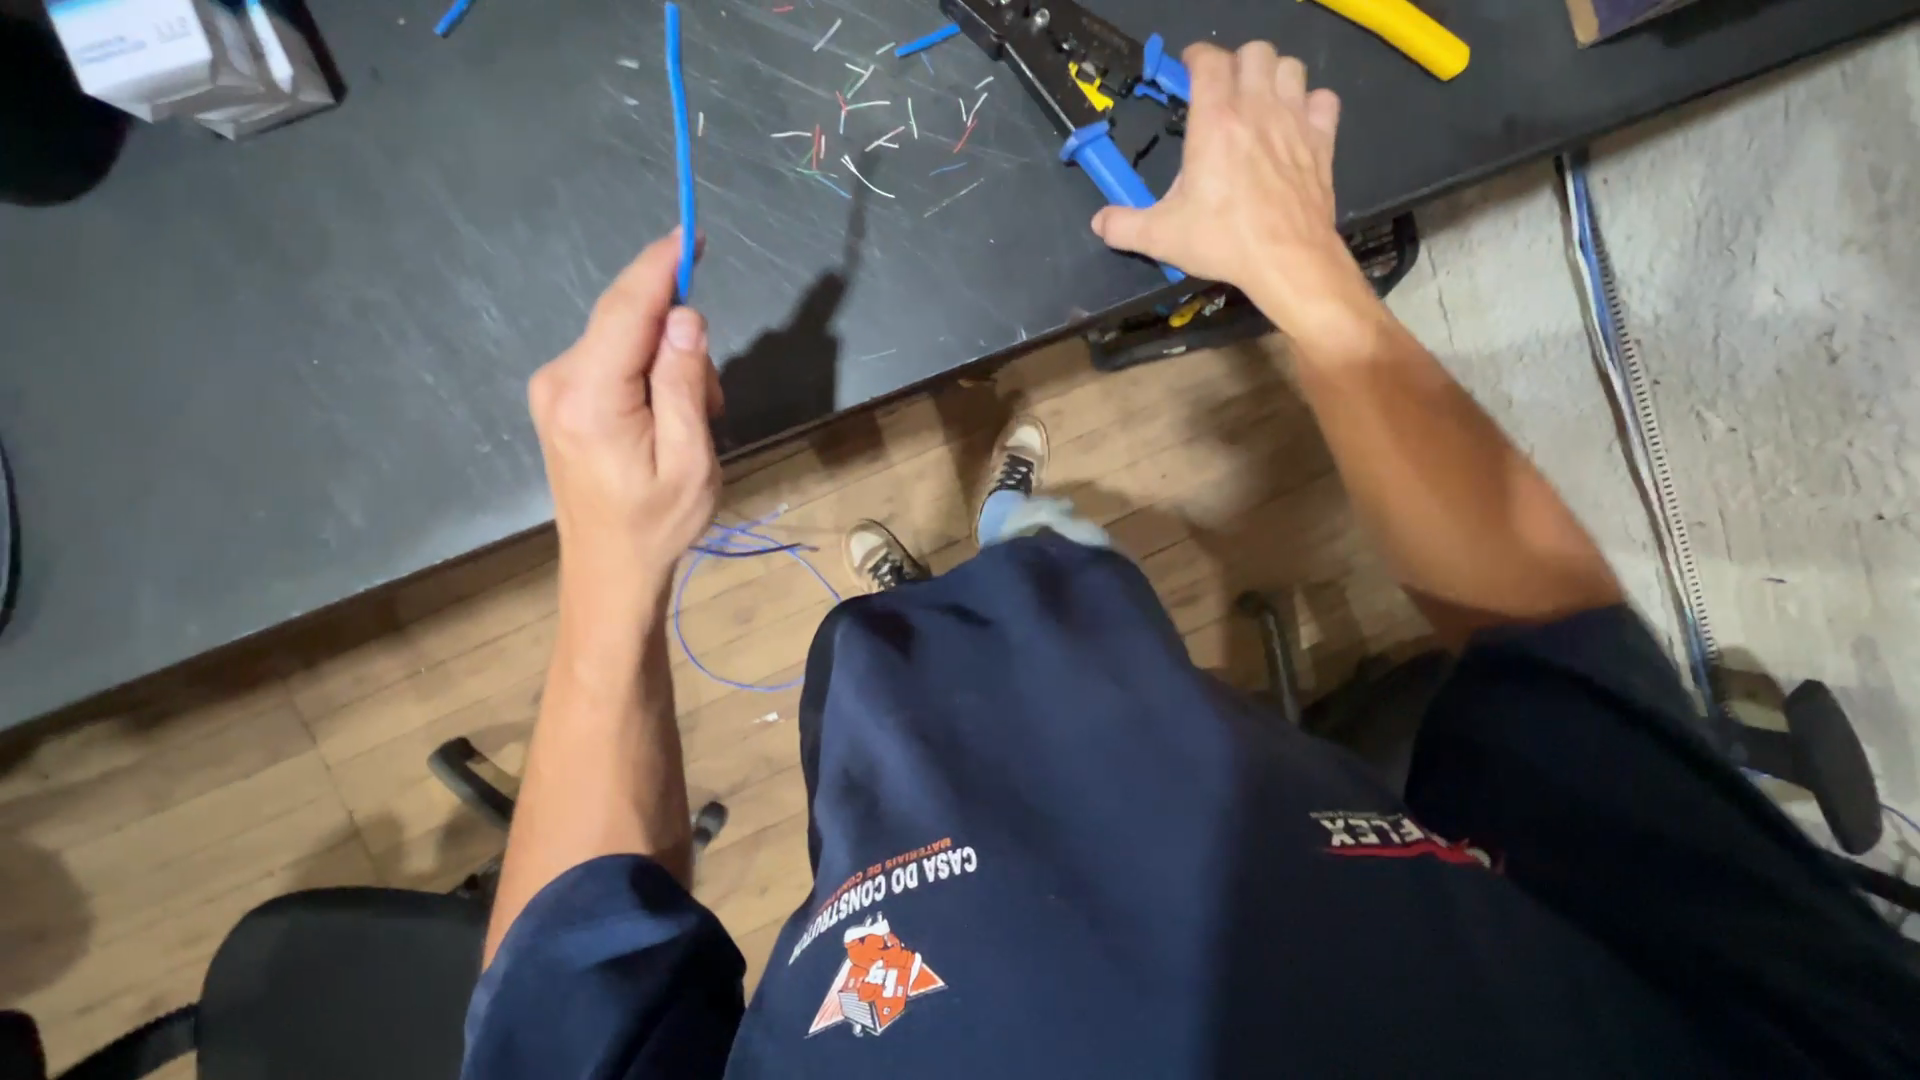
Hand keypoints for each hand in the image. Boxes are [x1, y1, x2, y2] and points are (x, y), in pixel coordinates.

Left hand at [528, 229, 721, 615]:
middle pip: (625, 318)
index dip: (661, 267)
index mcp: (592, 397)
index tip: (691, 233)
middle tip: (713, 398)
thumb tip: (687, 319)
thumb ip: (687, 386)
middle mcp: (560, 380)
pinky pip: (613, 358)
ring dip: (668, 362)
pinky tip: (668, 416)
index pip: (628, 309)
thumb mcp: (691, 462)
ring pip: (623, 338)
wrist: (608, 569)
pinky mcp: (560, 396)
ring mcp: (554, 387)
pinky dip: (649, 373)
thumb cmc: (657, 525)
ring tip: (695, 422)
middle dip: (678, 335)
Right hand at [1092, 43, 1382, 352]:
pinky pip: (1324, 100)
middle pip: (1254, 53)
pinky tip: (1296, 123)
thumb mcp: (1160, 237)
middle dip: (1236, 63)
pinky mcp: (1322, 141)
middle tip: (1224, 89)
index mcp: (1214, 122)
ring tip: (1259, 100)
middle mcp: (1257, 109)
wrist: (1286, 259)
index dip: (1196, 57)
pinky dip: (1310, 104)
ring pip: (1290, 67)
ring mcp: (1295, 121)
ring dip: (1273, 76)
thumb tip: (1099, 223)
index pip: (1208, 62)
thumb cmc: (1222, 242)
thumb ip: (1123, 226)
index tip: (1188, 68)